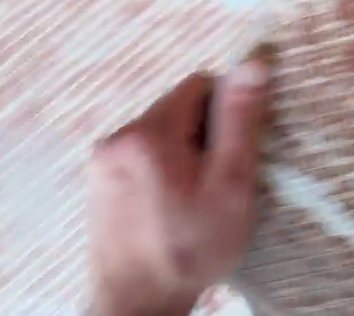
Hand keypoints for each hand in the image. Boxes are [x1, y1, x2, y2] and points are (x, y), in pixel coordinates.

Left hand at [87, 61, 271, 315]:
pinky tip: (172, 206)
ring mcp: (102, 164)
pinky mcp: (99, 185)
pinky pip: (145, 153)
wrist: (137, 311)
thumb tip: (254, 62)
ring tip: (193, 197)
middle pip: (180, 108)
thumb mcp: (230, 182)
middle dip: (205, 134)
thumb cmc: (190, 250)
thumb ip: (239, 118)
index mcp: (146, 134)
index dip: (225, 114)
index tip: (229, 154)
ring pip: (165, 131)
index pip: (201, 85)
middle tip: (214, 180)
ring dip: (186, 153)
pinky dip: (165, 169)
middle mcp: (115, 140)